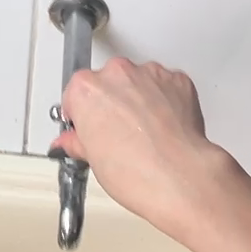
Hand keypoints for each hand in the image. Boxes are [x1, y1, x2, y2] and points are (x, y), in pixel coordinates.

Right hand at [49, 58, 244, 242]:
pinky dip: (165, 102)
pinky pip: (166, 86)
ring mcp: (150, 74)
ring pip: (138, 82)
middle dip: (111, 104)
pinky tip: (163, 128)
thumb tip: (71, 141)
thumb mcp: (93, 160)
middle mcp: (117, 74)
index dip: (81, 115)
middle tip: (117, 136)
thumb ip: (78, 141)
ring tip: (144, 135)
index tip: (88, 129)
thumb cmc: (136, 171)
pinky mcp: (178, 80)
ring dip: (139, 101)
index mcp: (87, 89)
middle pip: (107, 83)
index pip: (75, 95)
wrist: (179, 177)